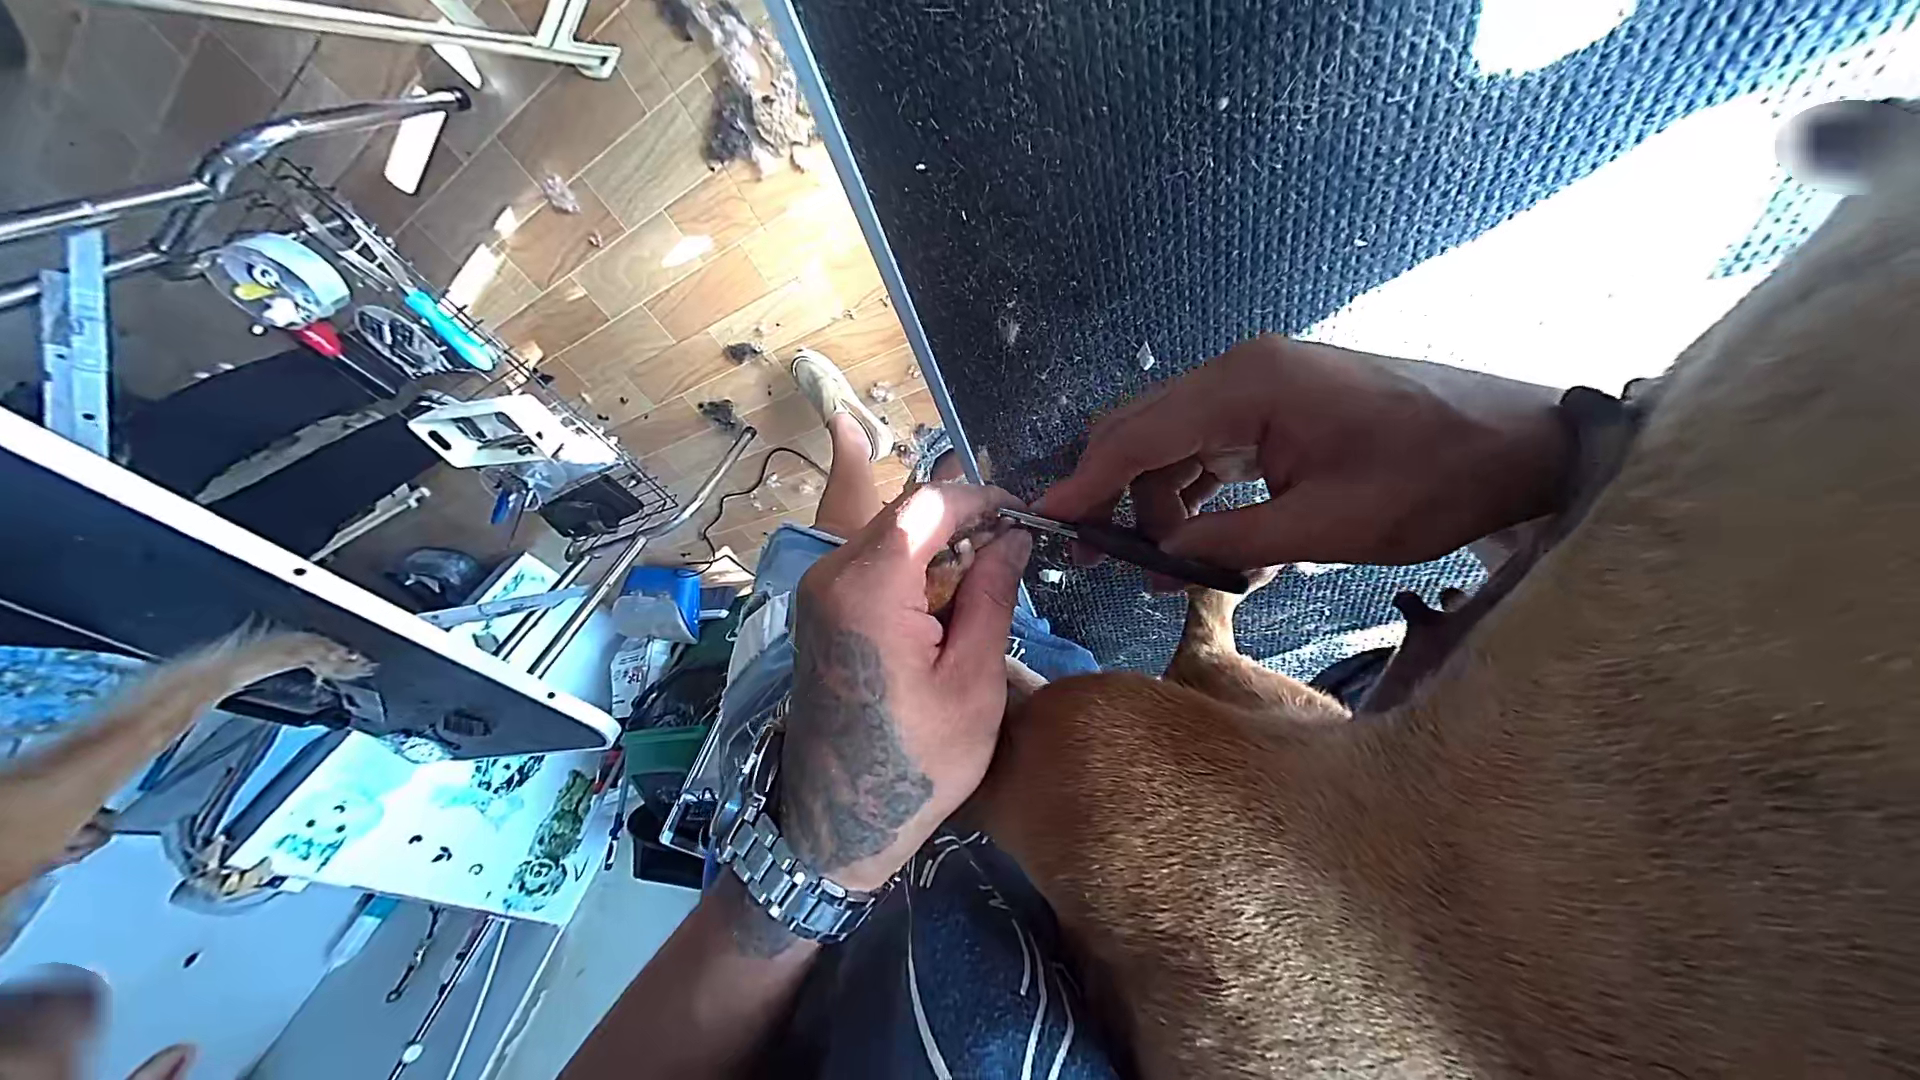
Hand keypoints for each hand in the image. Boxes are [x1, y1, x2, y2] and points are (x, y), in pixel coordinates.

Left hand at [780, 483, 1032, 891]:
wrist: (840, 818)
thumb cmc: (917, 762)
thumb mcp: (973, 681)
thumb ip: (992, 595)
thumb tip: (1013, 537)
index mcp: (868, 589)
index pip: (927, 504)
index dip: (979, 498)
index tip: (1020, 516)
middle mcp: (830, 575)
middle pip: (905, 514)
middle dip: (961, 523)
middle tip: (1007, 554)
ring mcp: (818, 590)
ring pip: (890, 534)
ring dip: (938, 547)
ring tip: (980, 586)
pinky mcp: (818, 606)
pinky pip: (872, 562)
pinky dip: (913, 568)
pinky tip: (939, 606)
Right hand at [1037, 336, 1568, 577]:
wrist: (1520, 445)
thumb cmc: (1435, 481)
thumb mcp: (1328, 527)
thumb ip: (1230, 540)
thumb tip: (1161, 553)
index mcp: (1248, 387)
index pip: (1138, 435)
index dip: (1086, 480)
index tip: (1045, 517)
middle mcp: (1239, 375)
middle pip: (1141, 431)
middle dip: (1111, 494)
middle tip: (1095, 553)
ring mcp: (1254, 389)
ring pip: (1169, 447)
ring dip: (1156, 506)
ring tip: (1163, 566)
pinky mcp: (1269, 410)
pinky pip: (1205, 454)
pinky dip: (1192, 499)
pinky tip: (1202, 542)